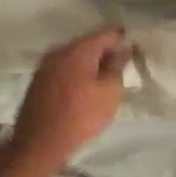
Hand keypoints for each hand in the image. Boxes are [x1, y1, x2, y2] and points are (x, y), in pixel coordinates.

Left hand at [1, 28, 127, 171]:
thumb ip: (118, 66)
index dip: (124, 38)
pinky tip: (86, 87)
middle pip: (89, 43)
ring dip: (92, 63)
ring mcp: (46, 65)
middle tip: (124, 64)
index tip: (136, 47)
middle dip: (107, 51)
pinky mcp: (39, 80)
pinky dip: (78, 72)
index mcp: (79, 50)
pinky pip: (65, 68)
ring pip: (76, 56)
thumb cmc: (81, 116)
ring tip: (107, 78)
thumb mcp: (110, 92)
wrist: (40, 143)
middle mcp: (59, 51)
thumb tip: (124, 48)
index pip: (107, 33)